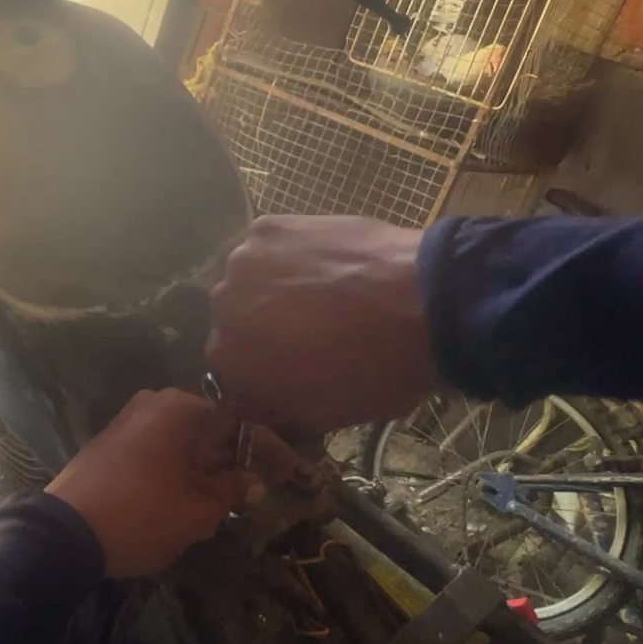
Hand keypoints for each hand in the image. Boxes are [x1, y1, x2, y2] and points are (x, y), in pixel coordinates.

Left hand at [45, 388, 249, 577]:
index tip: (254, 481)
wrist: (67, 531)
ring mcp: (126, 415)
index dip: (247, 451)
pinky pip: (149, 445)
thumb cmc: (142, 514)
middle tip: (222, 499)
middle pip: (201, 428)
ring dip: (188, 465)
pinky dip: (162, 466)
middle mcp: (153, 399)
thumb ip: (230, 491)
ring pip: (174, 438)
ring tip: (192, 504)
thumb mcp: (198, 512)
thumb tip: (252, 480)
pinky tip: (160, 499)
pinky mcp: (107, 436)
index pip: (231, 420)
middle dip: (215, 460)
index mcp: (180, 406)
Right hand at [207, 215, 434, 432]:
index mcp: (226, 359)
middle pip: (235, 316)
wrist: (422, 303)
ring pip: (251, 277)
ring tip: (323, 290)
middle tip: (311, 327)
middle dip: (264, 322)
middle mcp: (221, 305)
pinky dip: (291, 254)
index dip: (262, 366)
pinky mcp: (268, 227)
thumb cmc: (373, 371)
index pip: (230, 366)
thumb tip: (256, 405)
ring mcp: (242, 260)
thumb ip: (274, 411)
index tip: (293, 365)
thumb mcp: (323, 416)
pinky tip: (326, 262)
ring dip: (274, 285)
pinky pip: (270, 245)